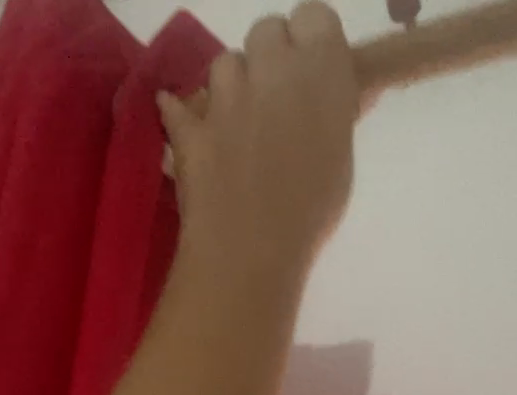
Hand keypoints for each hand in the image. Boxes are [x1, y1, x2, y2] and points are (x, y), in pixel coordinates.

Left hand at [158, 2, 358, 286]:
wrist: (251, 249)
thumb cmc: (311, 211)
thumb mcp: (341, 157)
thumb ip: (333, 114)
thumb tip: (336, 95)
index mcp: (322, 69)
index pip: (314, 15)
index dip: (308, 39)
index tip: (308, 68)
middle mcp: (273, 69)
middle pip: (265, 31)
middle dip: (267, 58)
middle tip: (272, 99)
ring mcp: (225, 97)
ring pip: (223, 63)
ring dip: (229, 85)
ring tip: (234, 124)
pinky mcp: (189, 128)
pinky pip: (175, 106)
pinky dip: (178, 114)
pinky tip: (184, 125)